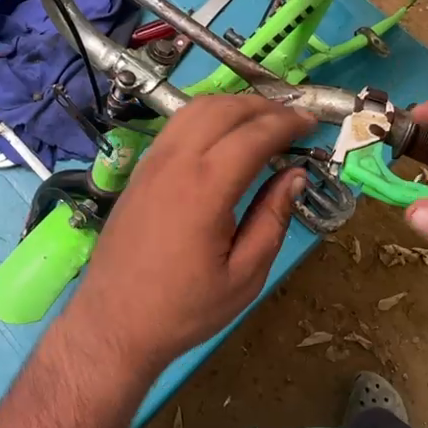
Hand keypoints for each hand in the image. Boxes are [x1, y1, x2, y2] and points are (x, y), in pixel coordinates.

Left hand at [67, 94, 313, 370]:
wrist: (114, 322)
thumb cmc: (184, 308)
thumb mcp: (244, 276)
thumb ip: (273, 218)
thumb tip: (296, 174)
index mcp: (205, 188)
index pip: (253, 134)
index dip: (287, 122)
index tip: (312, 122)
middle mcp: (175, 162)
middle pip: (224, 108)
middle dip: (263, 106)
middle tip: (293, 120)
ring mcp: (152, 161)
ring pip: (195, 108)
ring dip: (233, 105)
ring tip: (262, 122)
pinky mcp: (140, 169)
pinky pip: (176, 124)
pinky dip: (206, 116)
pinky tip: (224, 135)